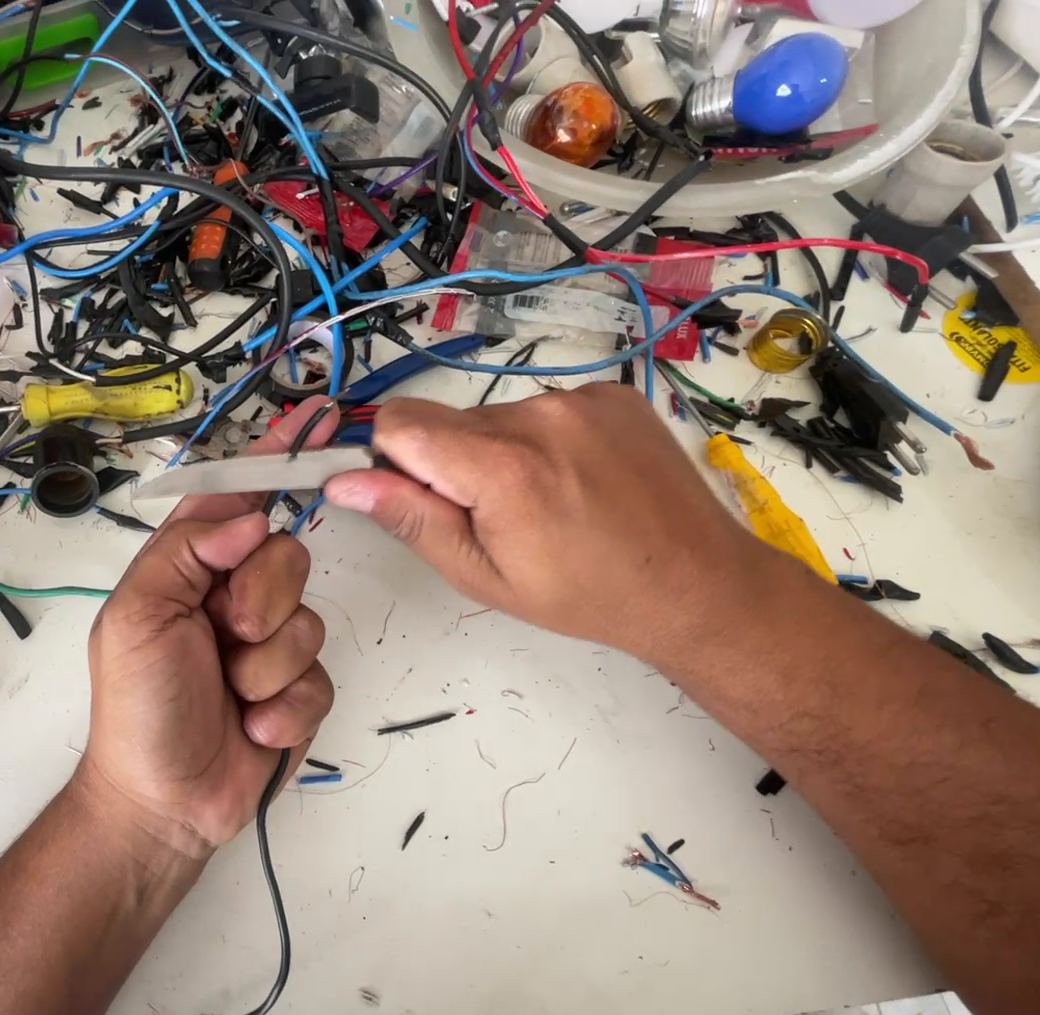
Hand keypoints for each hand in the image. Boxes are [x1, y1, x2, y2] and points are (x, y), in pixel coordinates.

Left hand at [78, 400, 342, 860]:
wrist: (163, 802)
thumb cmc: (138, 705)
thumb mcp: (136, 616)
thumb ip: (184, 553)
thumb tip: (250, 518)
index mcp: (189, 568)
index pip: (236, 500)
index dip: (273, 459)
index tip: (314, 420)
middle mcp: (233, 595)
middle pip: (286, 554)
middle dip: (261, 599)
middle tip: (227, 636)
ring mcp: (269, 643)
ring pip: (307, 620)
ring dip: (266, 667)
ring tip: (231, 696)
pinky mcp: (297, 688)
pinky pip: (318, 676)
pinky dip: (282, 707)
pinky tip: (251, 729)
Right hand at [322, 385, 781, 661]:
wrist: (696, 584)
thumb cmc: (581, 594)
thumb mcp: (480, 574)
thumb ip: (409, 519)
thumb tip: (343, 481)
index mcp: (500, 466)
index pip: (398, 422)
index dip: (393, 459)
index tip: (420, 497)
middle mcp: (538, 415)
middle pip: (445, 420)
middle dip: (446, 462)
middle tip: (491, 515)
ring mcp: (581, 399)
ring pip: (492, 416)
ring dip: (493, 452)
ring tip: (540, 501)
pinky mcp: (611, 395)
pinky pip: (541, 409)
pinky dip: (539, 441)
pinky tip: (573, 481)